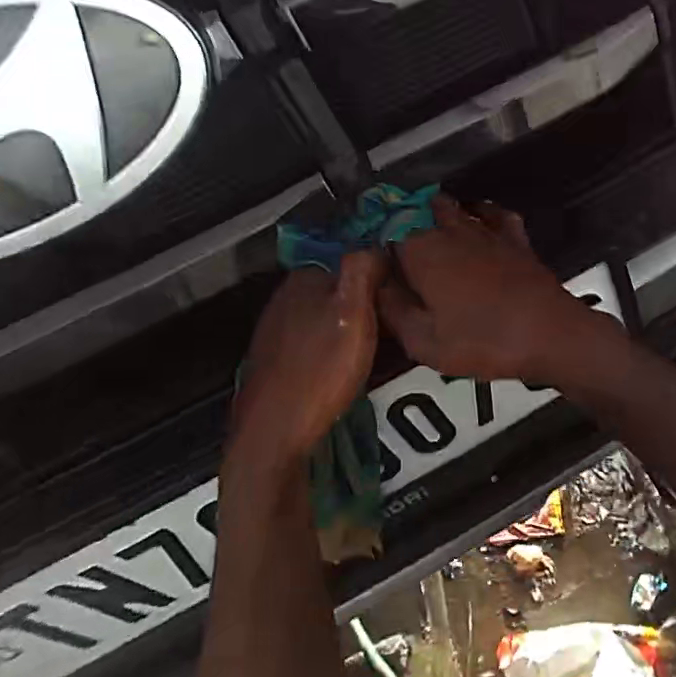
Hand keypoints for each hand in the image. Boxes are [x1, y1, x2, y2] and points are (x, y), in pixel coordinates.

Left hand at [228, 251, 384, 481]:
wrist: (275, 434)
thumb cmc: (321, 370)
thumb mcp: (354, 314)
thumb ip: (363, 270)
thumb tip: (375, 242)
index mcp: (304, 279)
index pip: (349, 258)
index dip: (378, 271)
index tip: (400, 291)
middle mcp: (284, 299)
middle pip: (336, 289)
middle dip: (364, 300)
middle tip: (395, 321)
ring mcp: (276, 331)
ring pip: (325, 315)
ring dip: (350, 325)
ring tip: (379, 344)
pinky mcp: (275, 361)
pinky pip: (314, 340)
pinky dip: (333, 346)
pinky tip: (348, 365)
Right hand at [379, 196, 618, 385]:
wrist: (550, 333)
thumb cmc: (485, 341)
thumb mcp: (426, 342)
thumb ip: (394, 311)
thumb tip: (375, 289)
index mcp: (424, 252)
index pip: (387, 228)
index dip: (374, 237)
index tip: (368, 252)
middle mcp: (453, 232)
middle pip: (419, 209)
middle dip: (403, 220)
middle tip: (395, 247)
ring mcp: (487, 231)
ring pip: (454, 206)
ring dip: (436, 213)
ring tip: (426, 230)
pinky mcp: (515, 239)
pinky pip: (494, 213)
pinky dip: (481, 211)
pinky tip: (477, 218)